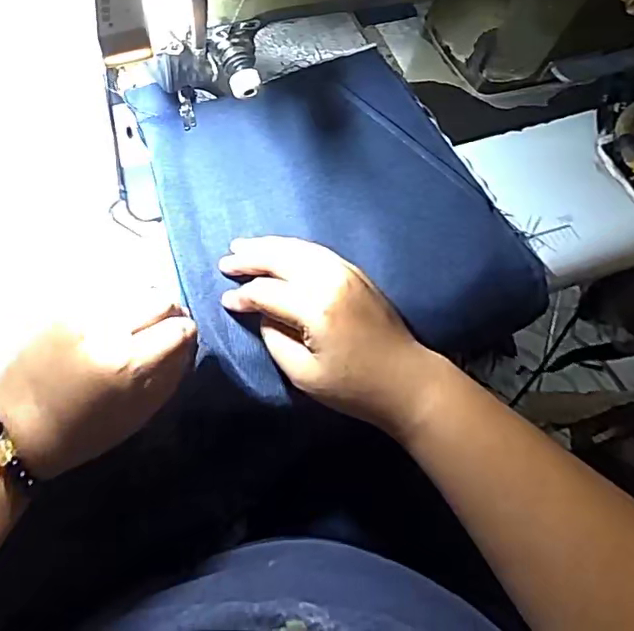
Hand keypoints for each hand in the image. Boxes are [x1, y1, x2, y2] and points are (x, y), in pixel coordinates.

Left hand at [0, 291, 196, 477]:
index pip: (180, 328)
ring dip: (143, 306)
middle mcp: (106, 329)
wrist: (15, 427)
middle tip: (161, 330)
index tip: (179, 342)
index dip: (185, 334)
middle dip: (169, 314)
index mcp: (126, 363)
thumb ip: (170, 374)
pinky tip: (111, 323)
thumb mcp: (136, 415)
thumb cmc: (81, 433)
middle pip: (161, 299)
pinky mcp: (65, 306)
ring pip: (136, 290)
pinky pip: (109, 294)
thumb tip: (188, 342)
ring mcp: (82, 313)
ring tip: (135, 326)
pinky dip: (119, 305)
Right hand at [218, 236, 447, 432]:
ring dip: (269, 246)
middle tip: (226, 260)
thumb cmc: (354, 387)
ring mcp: (345, 271)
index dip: (244, 296)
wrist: (407, 379)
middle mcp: (330, 280)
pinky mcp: (355, 272)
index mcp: (317, 308)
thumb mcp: (304, 375)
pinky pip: (316, 250)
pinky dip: (292, 247)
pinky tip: (279, 250)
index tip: (225, 301)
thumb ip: (275, 339)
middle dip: (251, 257)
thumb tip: (262, 313)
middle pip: (282, 258)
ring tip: (244, 246)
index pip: (268, 292)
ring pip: (299, 248)